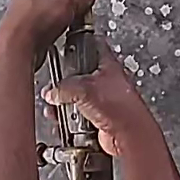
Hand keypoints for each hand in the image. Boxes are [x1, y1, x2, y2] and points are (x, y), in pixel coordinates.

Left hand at [0, 0, 95, 58]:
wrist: (18, 48)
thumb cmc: (35, 21)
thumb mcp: (67, 3)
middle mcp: (24, 0)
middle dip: (65, 5)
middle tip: (78, 10)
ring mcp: (21, 19)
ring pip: (45, 16)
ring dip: (57, 21)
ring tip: (68, 26)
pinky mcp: (22, 37)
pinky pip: (41, 32)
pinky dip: (49, 34)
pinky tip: (55, 38)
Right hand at [42, 38, 163, 156]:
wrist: (128, 136)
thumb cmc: (118, 107)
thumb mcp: (83, 88)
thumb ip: (63, 88)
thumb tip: (51, 92)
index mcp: (108, 65)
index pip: (93, 46)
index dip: (81, 43)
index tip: (68, 44)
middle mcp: (107, 81)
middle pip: (80, 75)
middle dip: (64, 83)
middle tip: (55, 87)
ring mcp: (104, 100)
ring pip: (77, 97)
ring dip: (65, 104)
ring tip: (57, 108)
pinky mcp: (100, 118)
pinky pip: (79, 115)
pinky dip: (70, 119)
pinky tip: (66, 122)